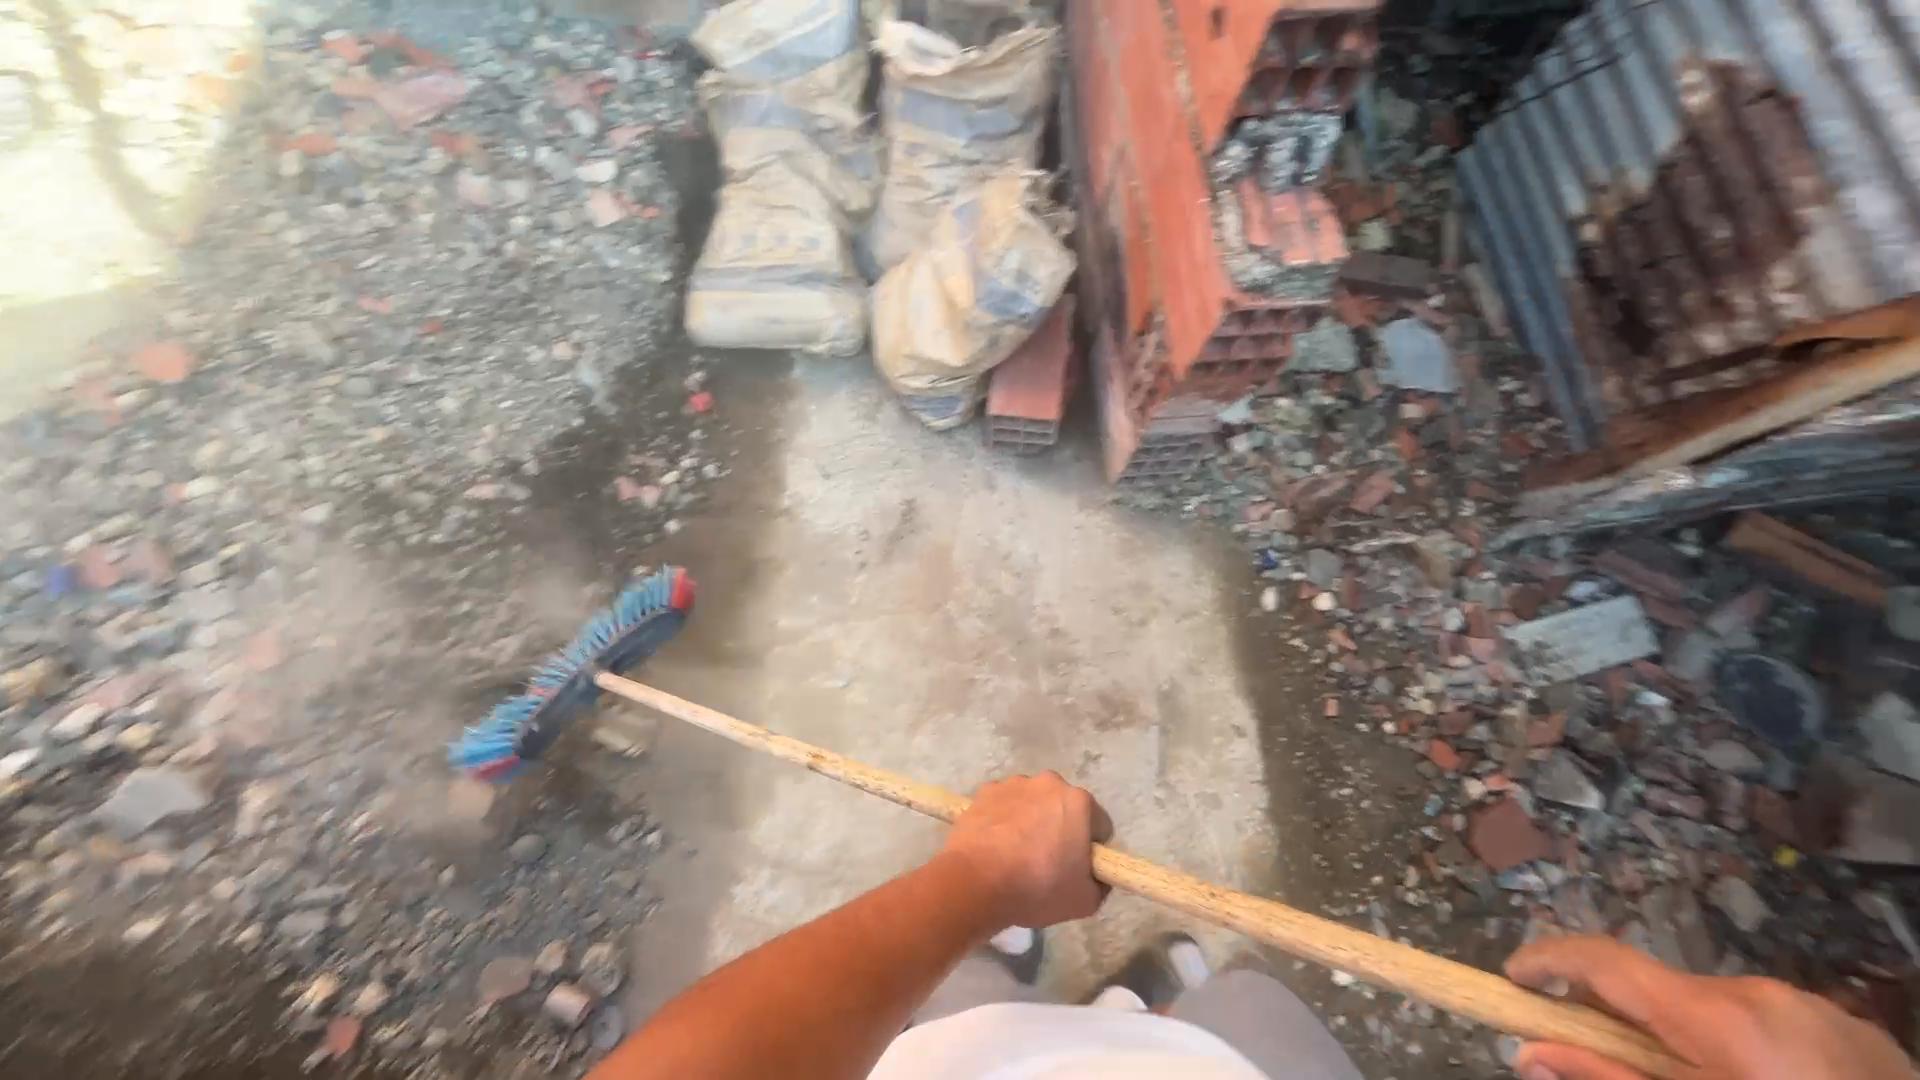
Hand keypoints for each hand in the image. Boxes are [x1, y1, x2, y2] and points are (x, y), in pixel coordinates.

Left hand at [943, 772, 1110, 929]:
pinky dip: (1004, 819)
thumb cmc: (1037, 887)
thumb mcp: (1085, 901)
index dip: (1092, 850)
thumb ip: (1100, 883)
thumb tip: (1095, 875)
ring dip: (1031, 821)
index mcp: (1079, 802)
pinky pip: (1004, 805)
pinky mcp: (986, 791)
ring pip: (1032, 803)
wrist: (977, 881)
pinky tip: (996, 844)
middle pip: (1064, 808)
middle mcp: (1049, 783)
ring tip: (1016, 854)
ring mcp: (1014, 784)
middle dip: (1061, 829)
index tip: (1077, 869)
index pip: (1098, 825)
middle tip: (1047, 862)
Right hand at [1506, 936, 1913, 1079]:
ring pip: (1715, 1006)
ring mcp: (1819, 1009)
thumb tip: (1524, 1053)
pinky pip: (1773, 1022)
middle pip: (1659, 988)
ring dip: (1689, 1036)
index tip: (1513, 979)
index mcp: (1717, 1016)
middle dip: (1623, 1018)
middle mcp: (1761, 993)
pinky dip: (1746, 1048)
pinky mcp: (1862, 1032)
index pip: (1602, 959)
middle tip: (1603, 1057)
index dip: (1545, 960)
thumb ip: (1606, 1079)